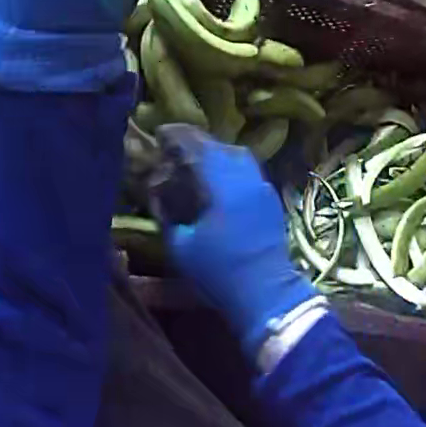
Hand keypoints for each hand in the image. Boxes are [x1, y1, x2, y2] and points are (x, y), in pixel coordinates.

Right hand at [156, 125, 318, 352]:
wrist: (265, 292)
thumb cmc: (219, 272)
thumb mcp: (181, 246)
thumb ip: (166, 213)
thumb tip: (155, 190)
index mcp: (222, 187)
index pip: (199, 148)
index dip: (178, 137)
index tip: (160, 134)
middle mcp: (245, 178)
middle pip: (219, 146)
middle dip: (196, 141)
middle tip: (175, 144)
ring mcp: (262, 185)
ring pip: (237, 154)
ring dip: (215, 150)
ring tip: (197, 158)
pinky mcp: (270, 195)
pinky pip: (248, 167)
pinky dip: (230, 163)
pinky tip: (218, 175)